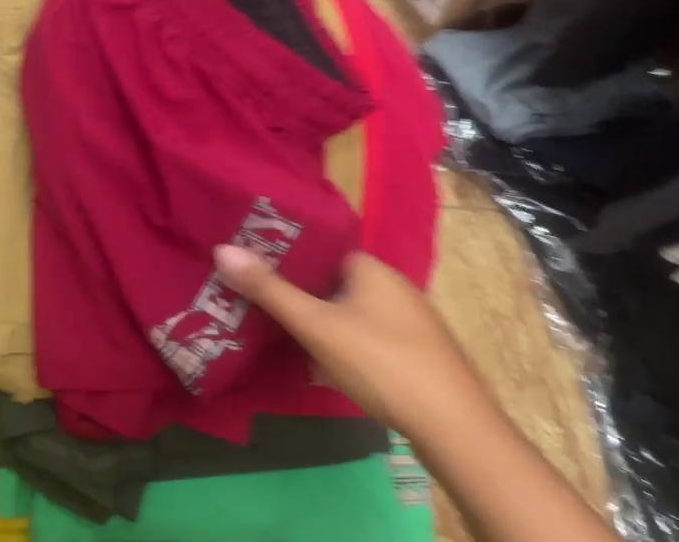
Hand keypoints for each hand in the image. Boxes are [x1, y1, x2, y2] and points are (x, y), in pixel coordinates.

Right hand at [214, 245, 495, 440]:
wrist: (457, 431)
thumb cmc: (381, 363)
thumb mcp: (315, 325)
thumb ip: (268, 288)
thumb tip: (221, 248)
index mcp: (373, 269)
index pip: (320, 248)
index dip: (284, 254)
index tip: (250, 264)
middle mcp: (394, 287)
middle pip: (330, 281)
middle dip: (295, 293)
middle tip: (254, 300)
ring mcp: (409, 323)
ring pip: (346, 312)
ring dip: (315, 323)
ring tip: (276, 332)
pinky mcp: (416, 355)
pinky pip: (364, 337)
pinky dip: (339, 345)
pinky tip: (318, 367)